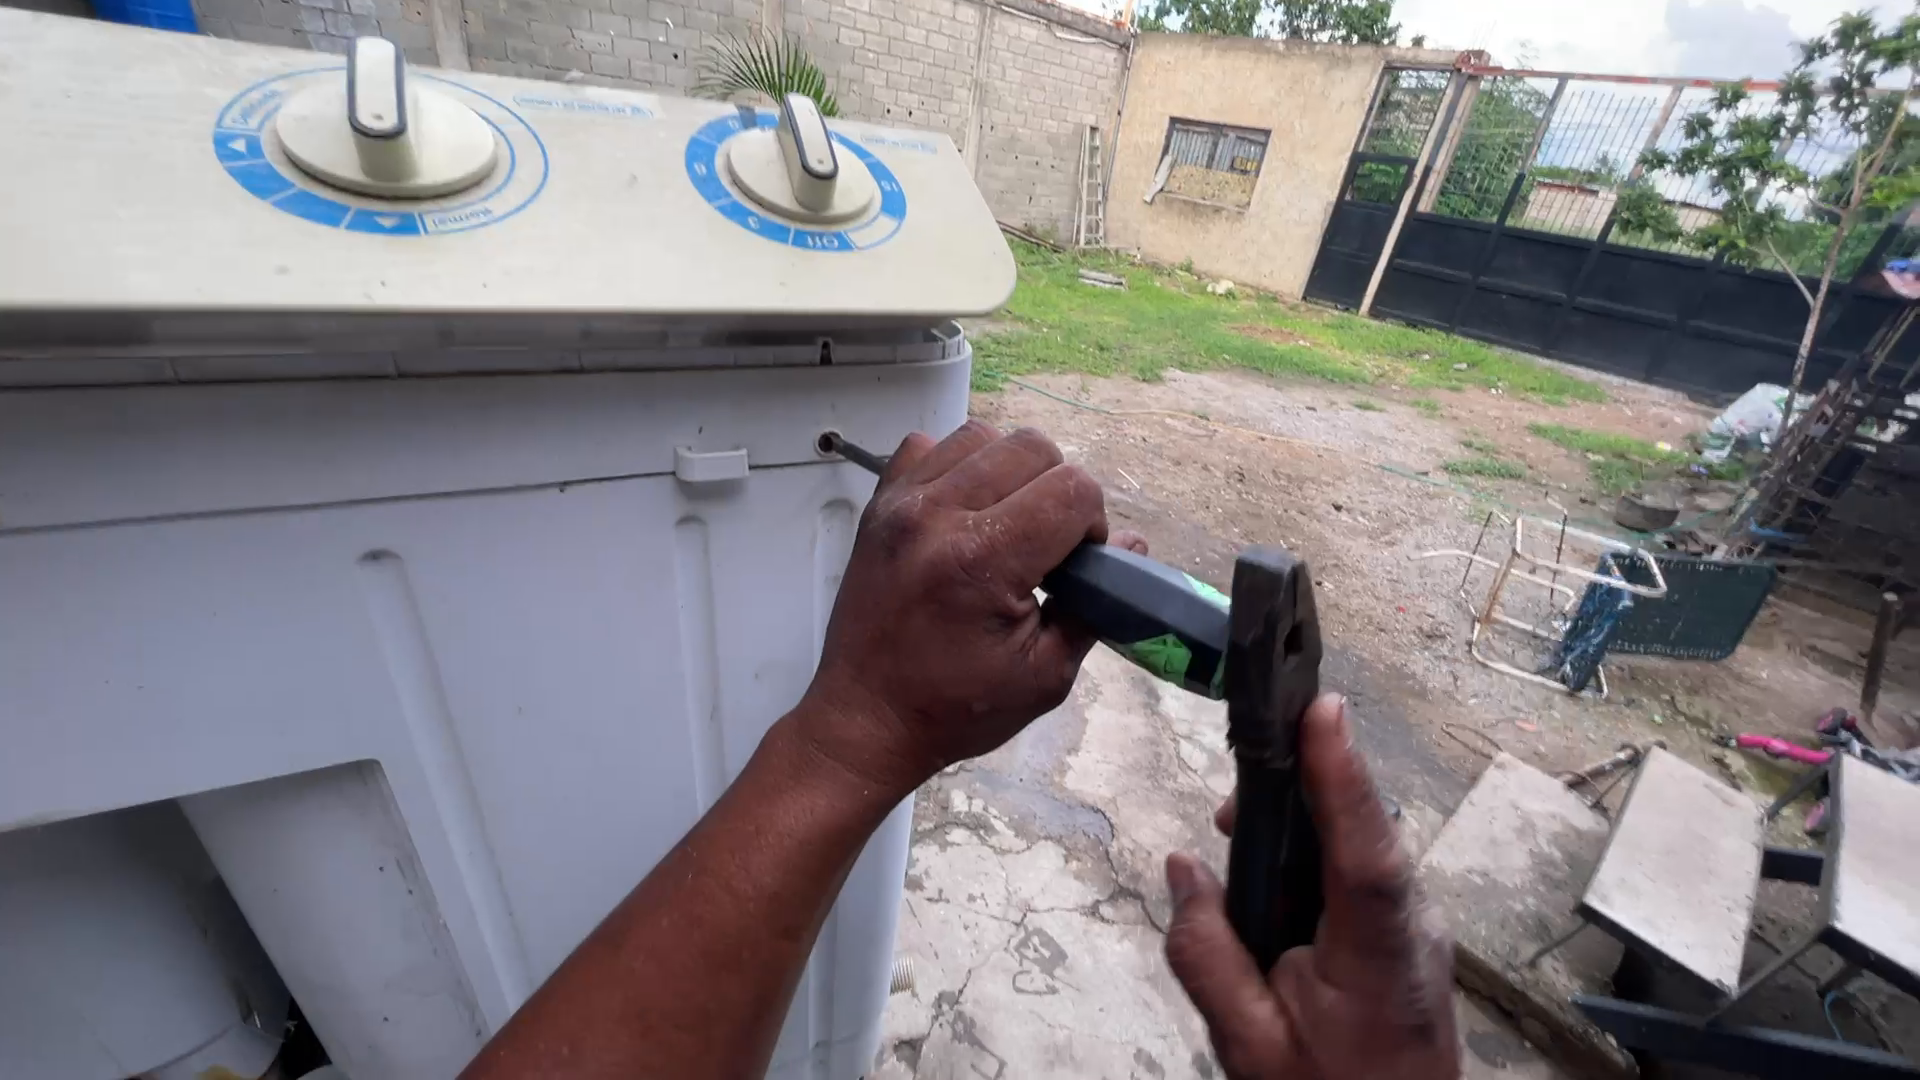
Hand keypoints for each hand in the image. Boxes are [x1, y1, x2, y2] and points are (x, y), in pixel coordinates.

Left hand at [801, 421, 1142, 791]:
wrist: (867, 716)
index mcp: (982, 559)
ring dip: (1010, 471)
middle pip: (1033, 448)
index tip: (1074, 564)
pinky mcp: (879, 503)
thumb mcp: (1045, 674)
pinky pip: (929, 446)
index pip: (1072, 490)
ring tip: (1005, 522)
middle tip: (1044, 544)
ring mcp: (901, 502)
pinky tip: (961, 510)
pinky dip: (957, 466)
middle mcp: (937, 514)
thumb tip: (1131, 543)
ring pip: (984, 436)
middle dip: (1057, 491)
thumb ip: (1094, 603)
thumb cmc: (956, 707)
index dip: (1092, 524)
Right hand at [1164, 695, 1458, 1079]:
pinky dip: (1312, 832)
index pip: (1367, 857)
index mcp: (1378, 960)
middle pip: (1366, 830)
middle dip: (1305, 784)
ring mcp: (1413, 922)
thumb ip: (1206, 956)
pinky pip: (1358, 855)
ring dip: (1303, 808)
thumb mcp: (1247, 1046)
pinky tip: (1267, 849)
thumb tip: (1183, 865)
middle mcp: (1410, 926)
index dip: (1343, 778)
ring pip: (1362, 836)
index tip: (1322, 709)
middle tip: (1229, 807)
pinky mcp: (1400, 923)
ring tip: (1236, 827)